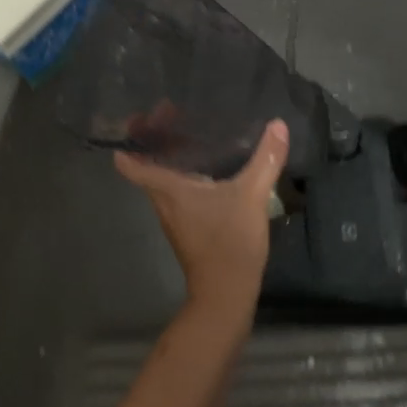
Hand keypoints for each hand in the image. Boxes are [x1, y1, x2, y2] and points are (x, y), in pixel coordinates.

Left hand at [115, 120, 289, 316]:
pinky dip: (183, 174)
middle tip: (168, 112)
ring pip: (161, 179)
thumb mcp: (251, 196)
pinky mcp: (187, 227)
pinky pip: (176, 191)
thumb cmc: (229, 242)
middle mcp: (163, 201)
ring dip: (168, 157)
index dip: (128, 139)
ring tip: (188, 133)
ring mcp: (173, 216)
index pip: (131, 164)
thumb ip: (265, 160)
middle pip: (145, 165)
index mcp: (168, 189)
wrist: (226, 294)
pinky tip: (207, 168)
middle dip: (153, 139)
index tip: (135, 116)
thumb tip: (278, 124)